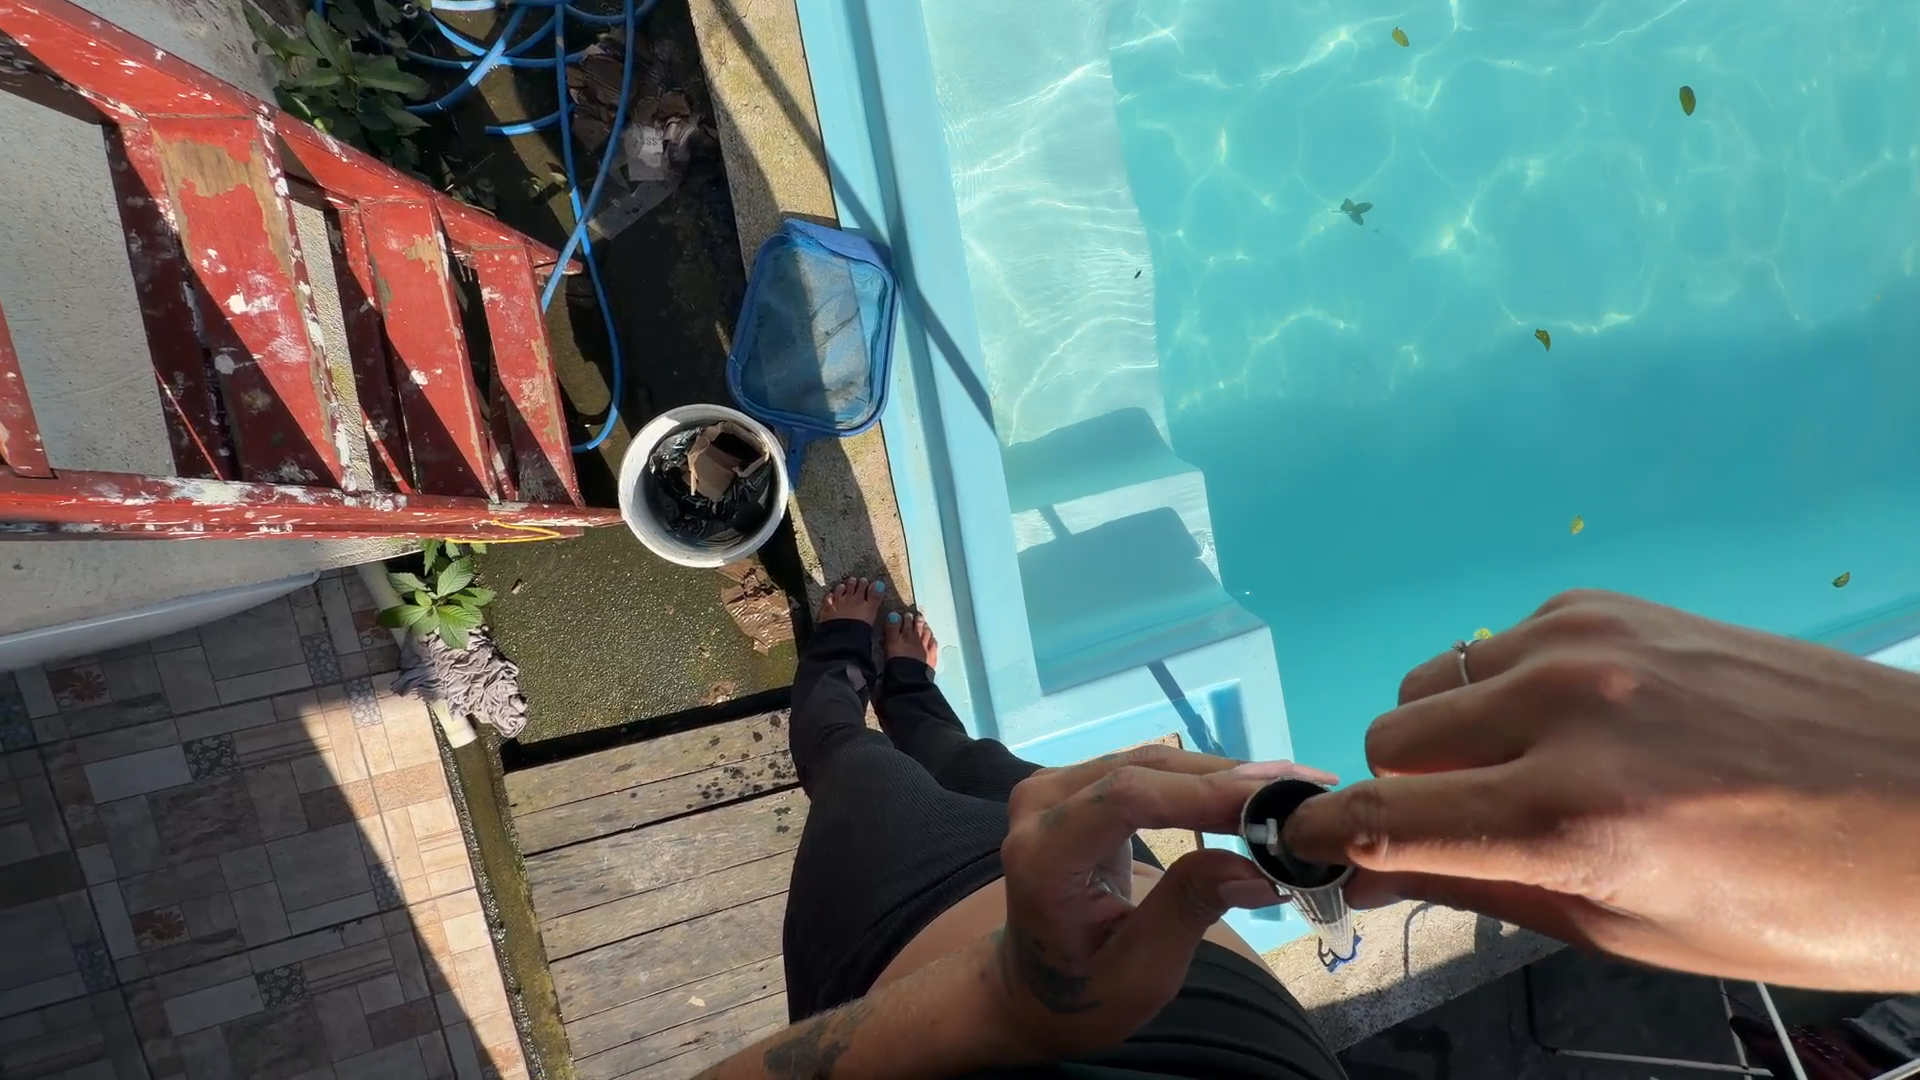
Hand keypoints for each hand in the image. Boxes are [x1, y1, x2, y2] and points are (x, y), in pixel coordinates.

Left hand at [988, 745, 1334, 1058]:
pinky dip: (1194, 779)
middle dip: (1224, 779)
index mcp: (1044, 854)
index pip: (1125, 799)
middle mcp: (1038, 804)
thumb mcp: (1141, 973)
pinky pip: (1139, 771)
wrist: (1028, 982)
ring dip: (1216, 774)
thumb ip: (1190, 908)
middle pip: (1139, 771)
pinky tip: (1243, 787)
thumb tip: (1262, 870)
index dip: (1202, 793)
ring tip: (1288, 785)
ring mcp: (1051, 787)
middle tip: (1303, 788)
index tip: (1275, 798)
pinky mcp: (1071, 785)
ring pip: (1145, 763)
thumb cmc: (1082, 993)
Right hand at [1284, 589, 1919, 990]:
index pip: (1385, 820)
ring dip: (1448, 735)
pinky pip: (1485, 651)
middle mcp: (1560, 712)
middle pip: (1387, 739)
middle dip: (1407, 787)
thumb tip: (1361, 878)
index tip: (1301, 839)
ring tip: (1532, 759)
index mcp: (1576, 819)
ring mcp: (1573, 644)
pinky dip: (1501, 691)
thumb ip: (1474, 889)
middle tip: (1473, 815)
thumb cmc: (1804, 901)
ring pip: (1426, 688)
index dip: (1325, 832)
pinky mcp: (1590, 605)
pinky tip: (1584, 713)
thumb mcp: (1632, 930)